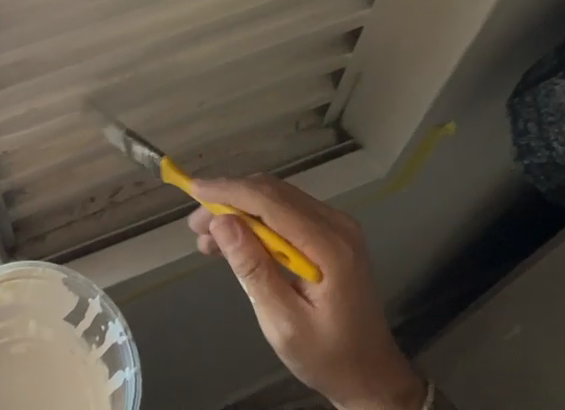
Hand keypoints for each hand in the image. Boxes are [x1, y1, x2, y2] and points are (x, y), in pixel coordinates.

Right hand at [189, 176, 428, 409]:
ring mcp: (337, 225)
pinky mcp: (332, 233)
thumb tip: (221, 223)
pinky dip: (257, 219)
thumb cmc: (327, 356)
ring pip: (277, 198)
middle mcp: (336, 223)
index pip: (270, 201)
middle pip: (273, 193)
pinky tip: (236, 239)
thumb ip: (253, 270)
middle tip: (195, 226)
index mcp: (329, 245)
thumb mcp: (284, 323)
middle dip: (229, 200)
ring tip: (208, 237)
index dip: (229, 191)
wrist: (371, 374)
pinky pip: (287, 212)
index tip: (193, 190)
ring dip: (240, 209)